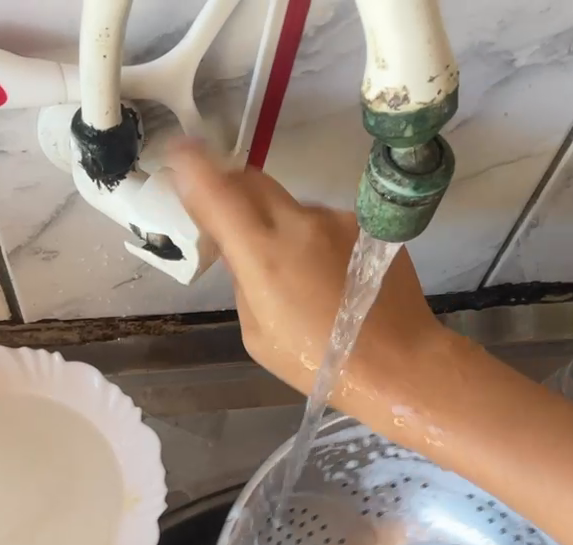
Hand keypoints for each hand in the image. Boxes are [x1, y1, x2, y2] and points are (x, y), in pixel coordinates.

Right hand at [166, 140, 449, 399]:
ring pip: (290, 206)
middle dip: (231, 188)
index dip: (193, 168)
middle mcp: (299, 223)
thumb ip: (243, 282)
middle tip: (224, 213)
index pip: (217, 191)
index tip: (179, 154)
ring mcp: (336, 219)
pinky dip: (314, 241)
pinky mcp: (364, 224)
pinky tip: (328, 278)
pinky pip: (324, 223)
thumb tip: (240, 253)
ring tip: (294, 274)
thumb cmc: (315, 361)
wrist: (394, 362)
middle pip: (252, 181)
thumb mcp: (258, 334)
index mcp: (263, 254)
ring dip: (278, 224)